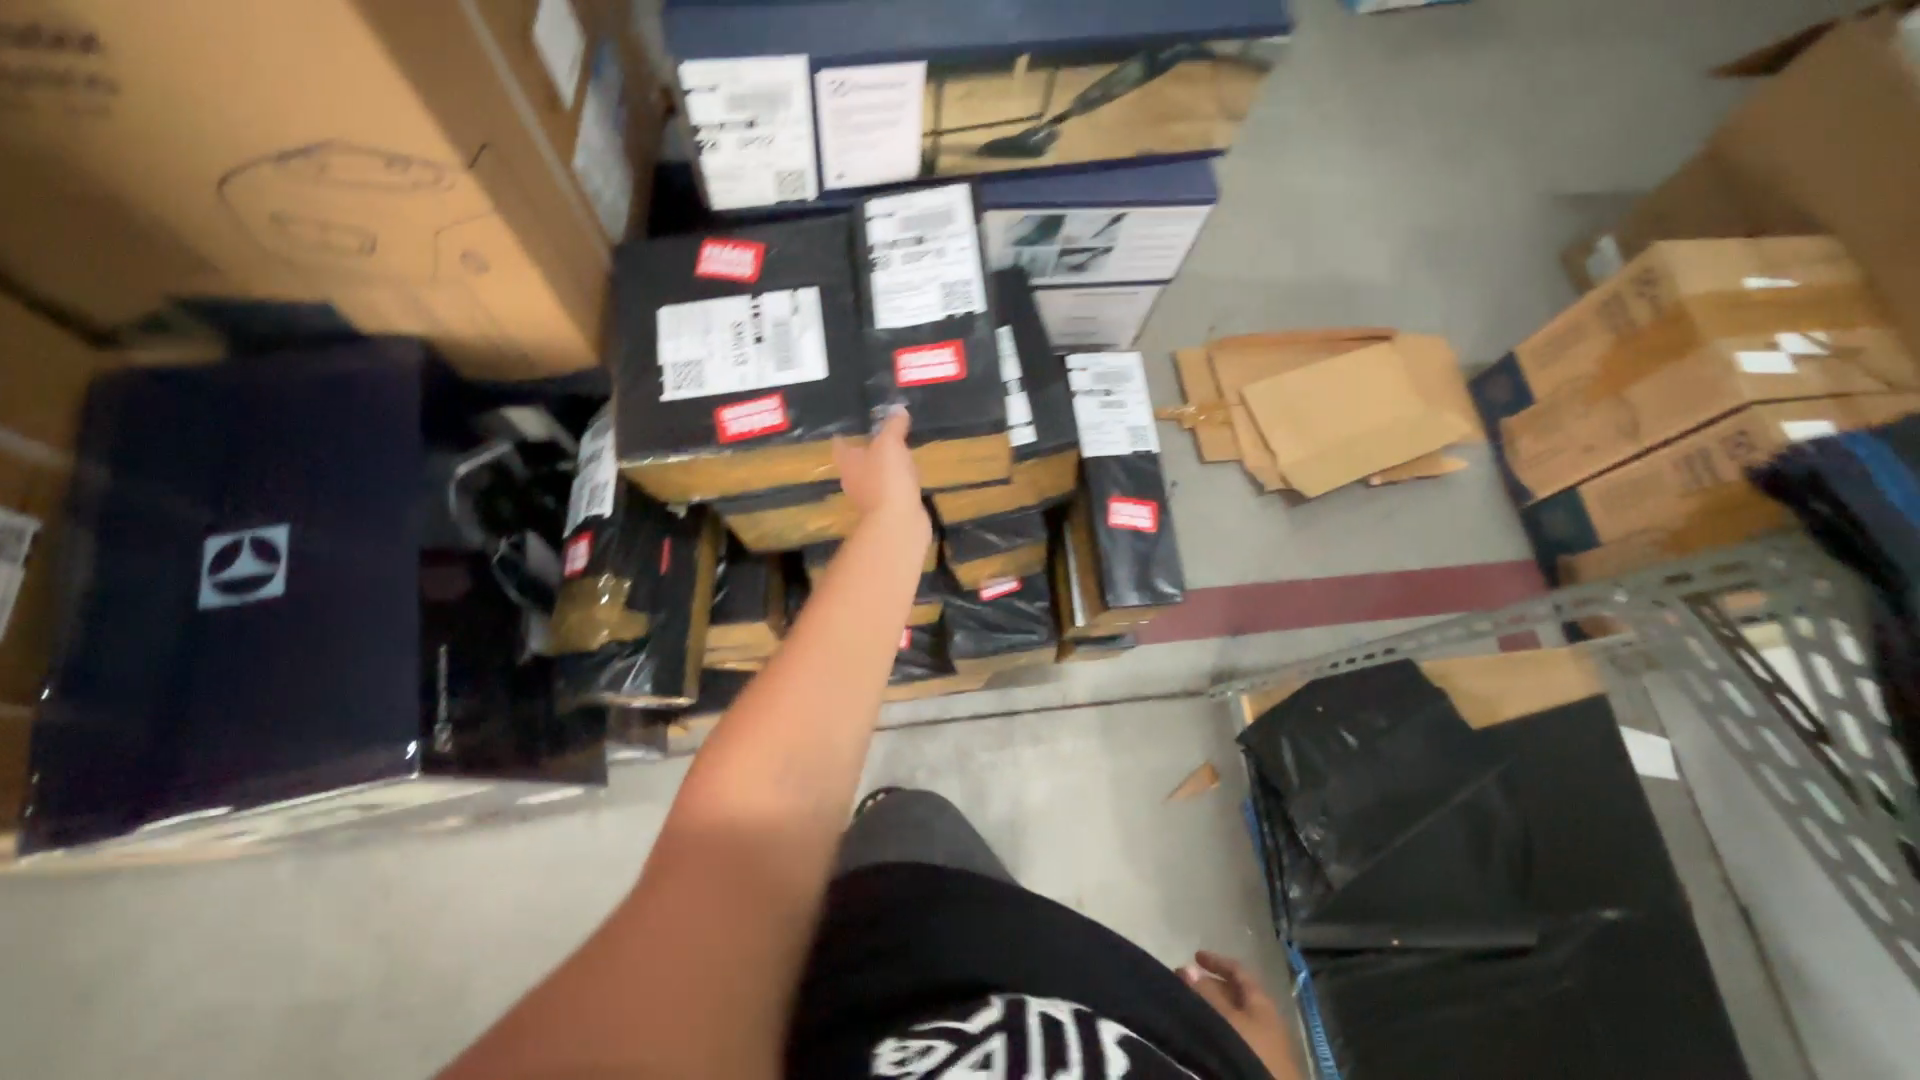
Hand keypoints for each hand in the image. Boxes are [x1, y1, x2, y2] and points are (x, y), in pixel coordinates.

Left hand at [834, 409, 927, 534]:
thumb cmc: (886, 478)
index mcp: (848, 462)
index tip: (852, 426)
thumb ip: (893, 425)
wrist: (899, 522)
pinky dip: (898, 483)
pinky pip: (892, 490)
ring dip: (884, 468)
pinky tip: (909, 477)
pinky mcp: (888, 510)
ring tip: (897, 454)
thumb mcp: (890, 443)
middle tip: (879, 437)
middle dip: (866, 451)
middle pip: (856, 462)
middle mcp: (854, 480)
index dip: (845, 435)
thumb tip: (898, 409)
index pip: (840, 445)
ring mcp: (870, 498)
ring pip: (875, 477)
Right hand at [1179, 951, 1301, 1079]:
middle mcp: (1265, 1016)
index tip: (1195, 956)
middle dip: (1210, 986)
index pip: (1238, 971)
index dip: (1216, 961)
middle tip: (1185, 985)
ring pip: (1234, 1014)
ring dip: (1212, 1008)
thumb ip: (1207, 993)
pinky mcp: (1260, 1059)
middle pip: (1236, 993)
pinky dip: (1218, 1026)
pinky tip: (1205, 1034)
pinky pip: (1235, 1032)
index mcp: (1262, 1000)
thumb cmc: (1250, 1049)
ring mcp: (1265, 1039)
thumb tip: (1188, 968)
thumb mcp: (1226, 1018)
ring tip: (1190, 1009)